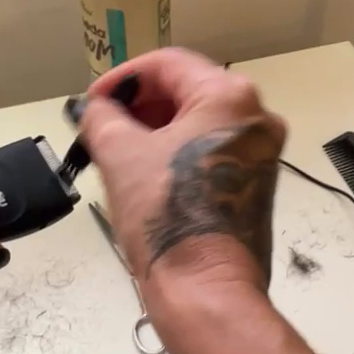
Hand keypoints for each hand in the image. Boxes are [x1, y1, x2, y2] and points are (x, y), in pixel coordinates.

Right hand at [79, 49, 287, 303]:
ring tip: (115, 152)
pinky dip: (176, 153)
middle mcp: (257, 116)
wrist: (207, 289)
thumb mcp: (120, 155)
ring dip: (154, 130)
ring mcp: (262, 153)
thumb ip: (101, 117)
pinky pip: (210, 151)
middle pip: (188, 91)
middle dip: (139, 105)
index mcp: (231, 96)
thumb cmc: (166, 214)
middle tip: (101, 127)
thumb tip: (96, 109)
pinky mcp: (255, 183)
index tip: (92, 102)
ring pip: (199, 122)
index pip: (168, 64)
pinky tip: (144, 174)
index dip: (122, 78)